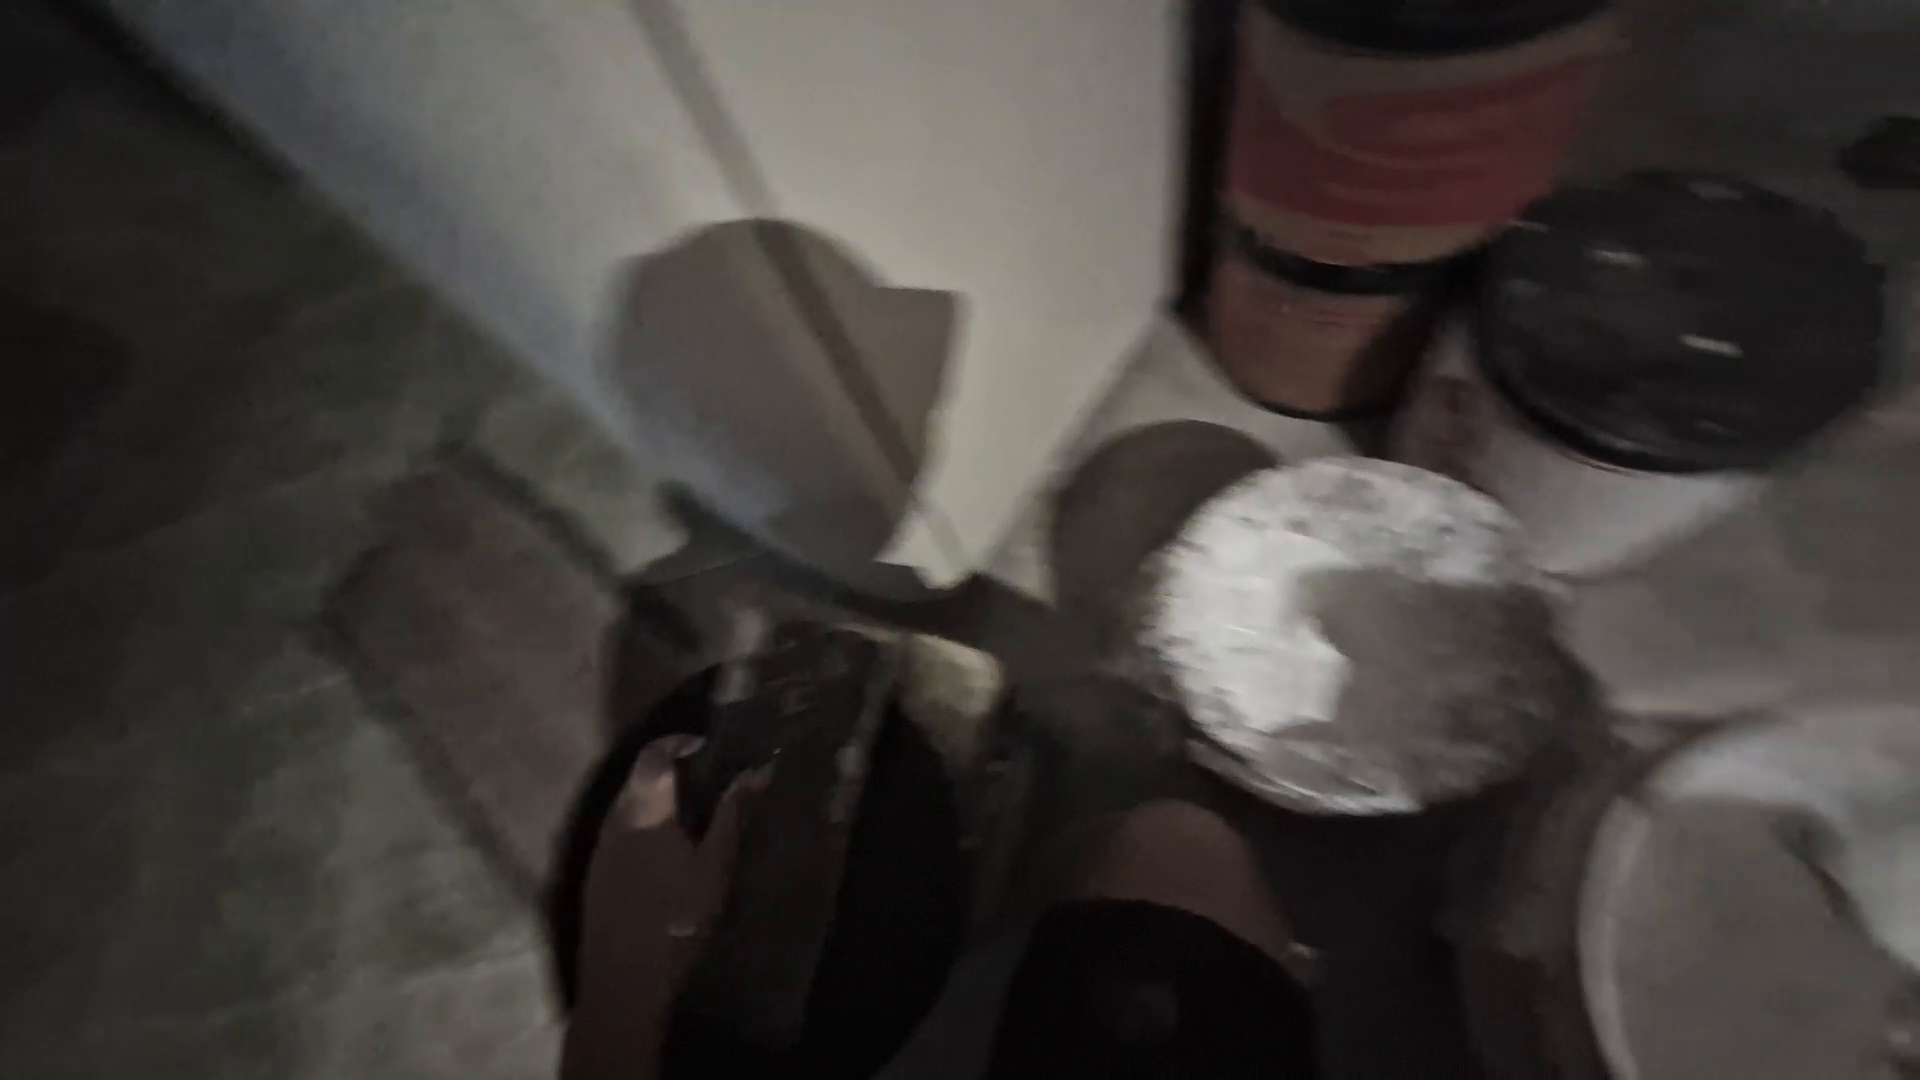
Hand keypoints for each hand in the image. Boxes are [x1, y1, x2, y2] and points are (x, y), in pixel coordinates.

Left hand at [564, 735, 769, 1079]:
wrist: (624, 982)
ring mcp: (600, 848)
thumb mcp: (716, 864)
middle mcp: (616, 820)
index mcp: (645, 811)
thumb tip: (759, 768)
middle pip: (638, 776)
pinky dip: (642, 821)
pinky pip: (618, 828)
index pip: (654, 755)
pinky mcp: (595, 873)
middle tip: (707, 777)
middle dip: (669, 768)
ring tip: (692, 810)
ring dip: (655, 796)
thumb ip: (733, 812)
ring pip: (626, 802)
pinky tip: (665, 847)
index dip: (678, 741)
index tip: (707, 746)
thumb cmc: (677, 917)